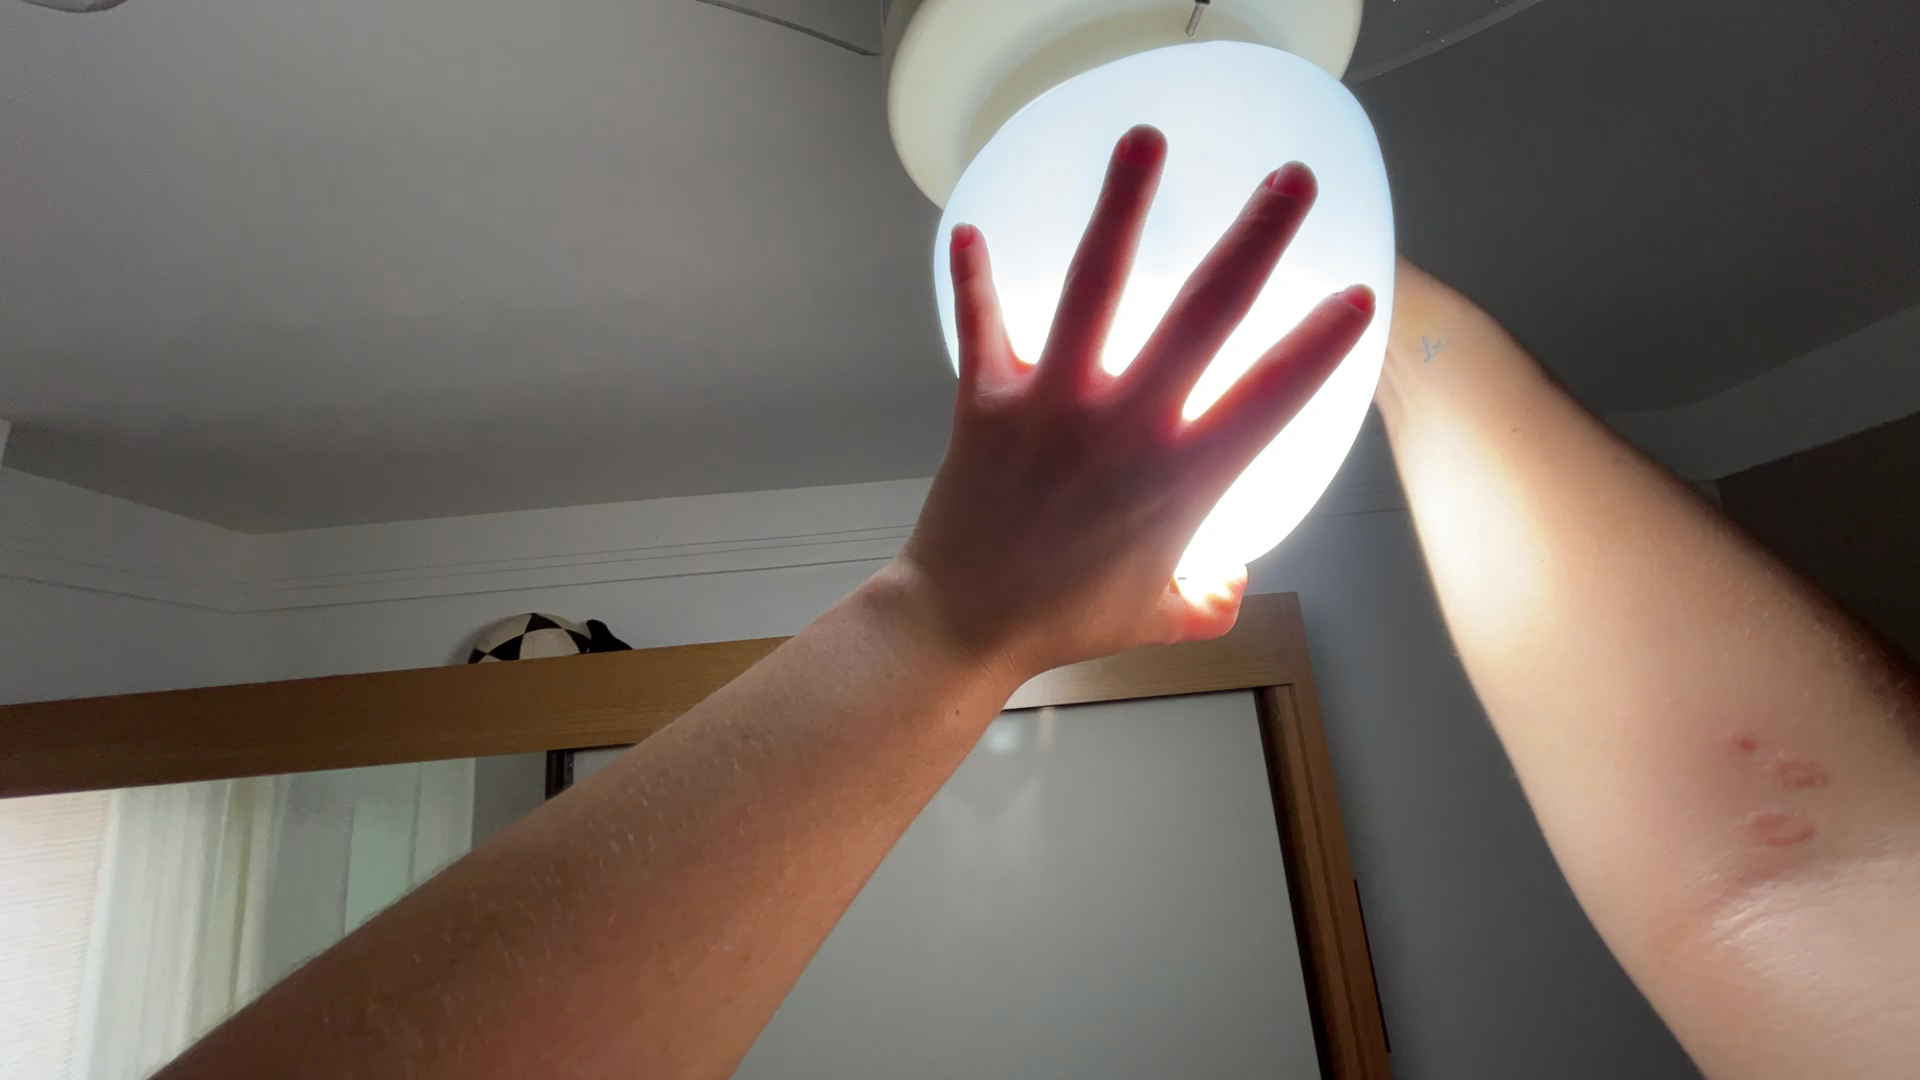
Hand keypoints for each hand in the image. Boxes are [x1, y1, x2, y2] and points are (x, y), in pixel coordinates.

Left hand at [895, 124, 1376, 679]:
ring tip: (1144, 141)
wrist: (968, 621)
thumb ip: (1207, 598)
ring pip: (1094, 287)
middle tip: (1290, 182)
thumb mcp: (1156, 620)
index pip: (1275, 394)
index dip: (1322, 341)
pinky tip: (970, 232)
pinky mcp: (987, 404)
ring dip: (1123, 208)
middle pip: (1204, 313)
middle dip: (1257, 239)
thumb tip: (1231, 581)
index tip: (1355, 294)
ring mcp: (1053, 406)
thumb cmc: (1063, 621)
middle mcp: (1125, 427)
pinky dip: (974, 280)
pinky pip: (981, 326)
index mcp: (1181, 478)